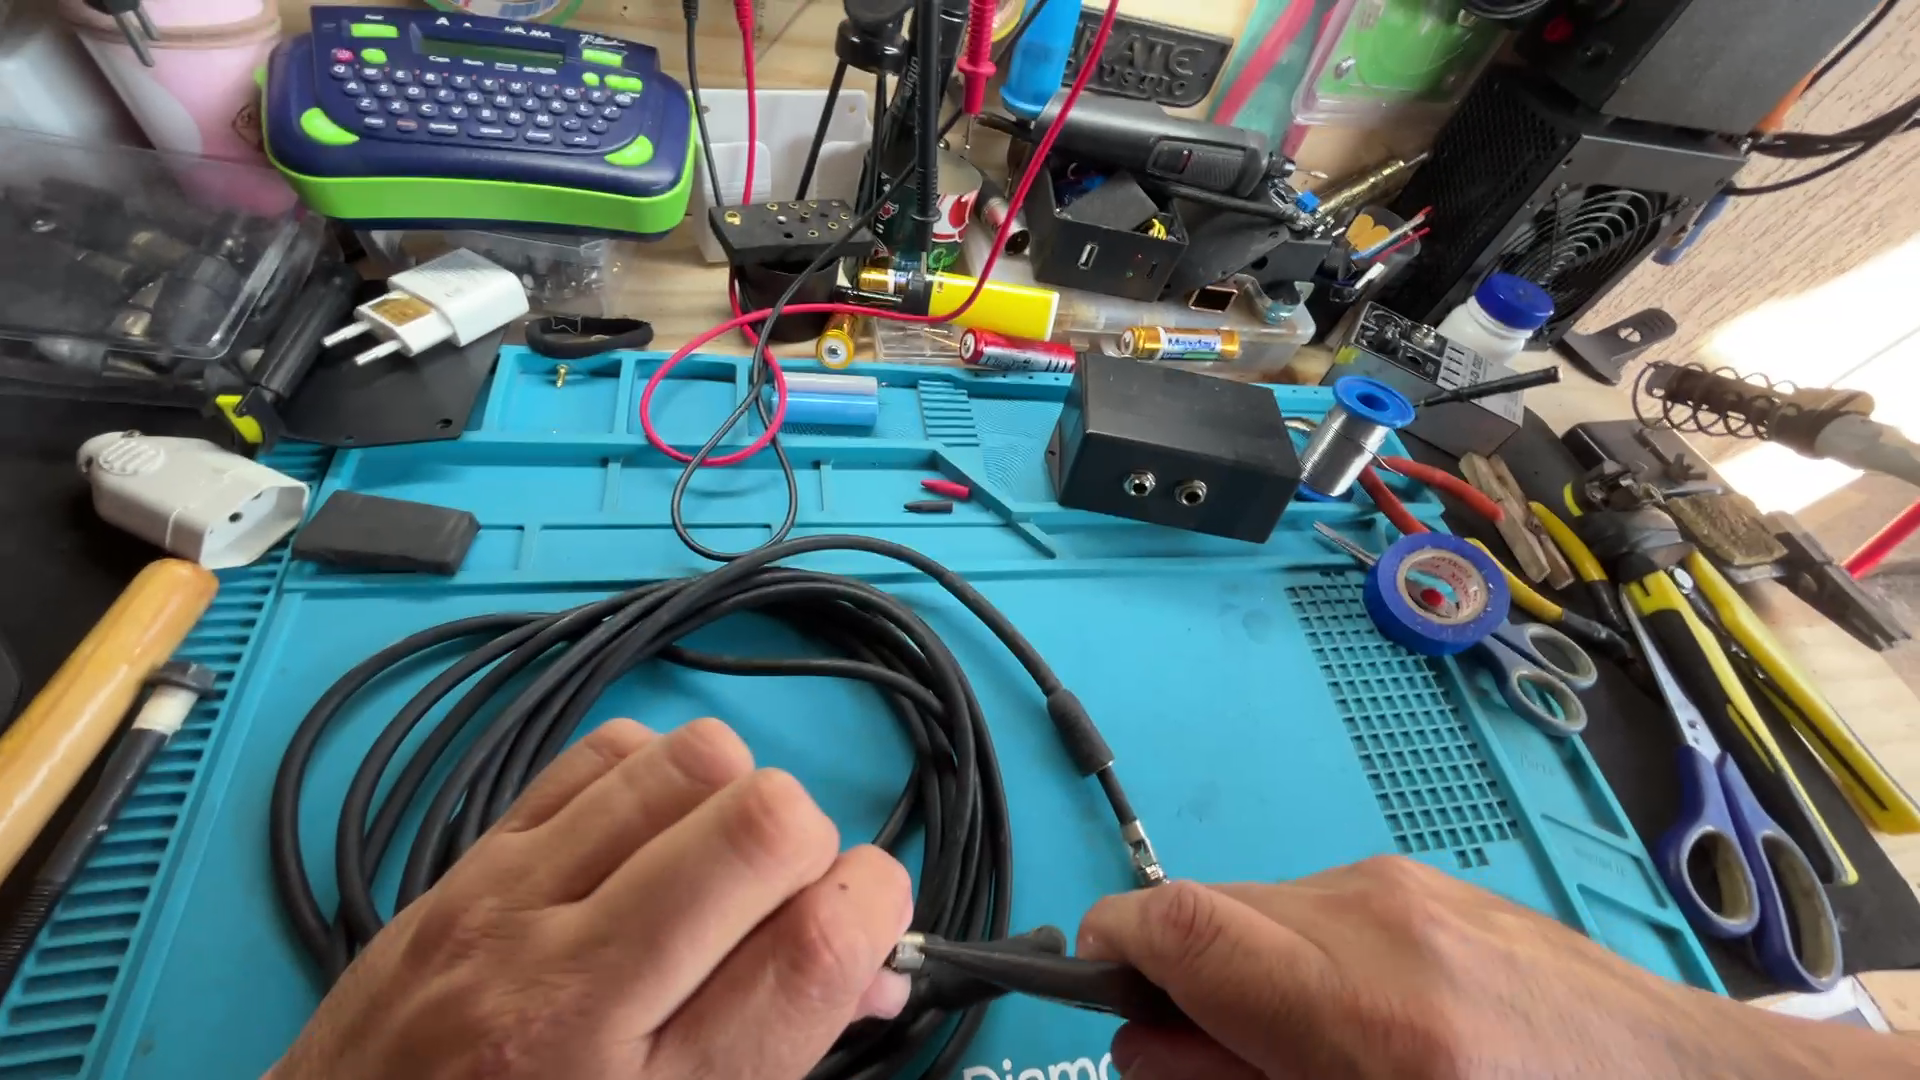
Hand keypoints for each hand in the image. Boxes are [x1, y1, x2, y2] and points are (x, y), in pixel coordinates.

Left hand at [272, 718, 912, 1079]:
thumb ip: (794, 1041)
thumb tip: (877, 960)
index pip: (814, 947)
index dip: (876, 907)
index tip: (869, 919)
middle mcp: (571, 994)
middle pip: (763, 824)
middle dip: (810, 842)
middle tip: (780, 895)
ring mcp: (506, 908)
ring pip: (693, 760)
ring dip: (735, 798)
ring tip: (709, 862)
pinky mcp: (467, 861)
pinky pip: (607, 750)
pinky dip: (656, 775)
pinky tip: (643, 837)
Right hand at [1078, 857, 1773, 1079]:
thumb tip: (1144, 1045)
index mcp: (1380, 1019)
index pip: (1188, 926)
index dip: (1113, 939)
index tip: (1090, 978)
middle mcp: (1381, 919)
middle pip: (1209, 906)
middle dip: (1177, 970)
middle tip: (1195, 1044)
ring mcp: (1403, 884)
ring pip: (1254, 901)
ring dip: (1238, 963)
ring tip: (1293, 1038)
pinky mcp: (1419, 874)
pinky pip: (1308, 900)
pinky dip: (1289, 950)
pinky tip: (1347, 1009)